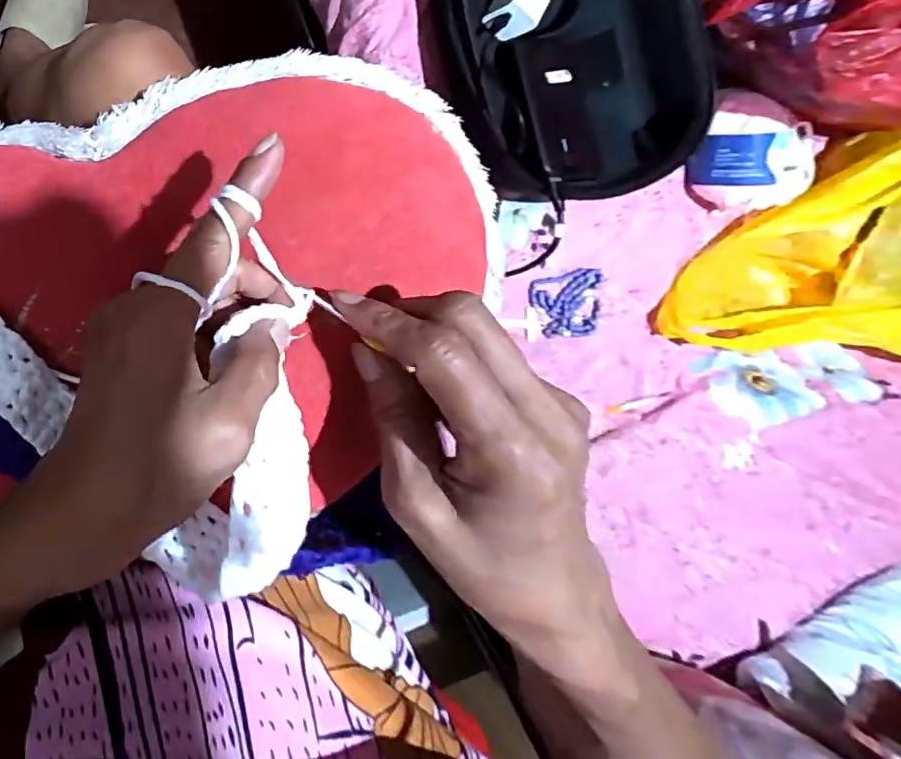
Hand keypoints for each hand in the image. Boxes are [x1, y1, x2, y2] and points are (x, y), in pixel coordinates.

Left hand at [0, 135, 290, 595]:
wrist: (82, 510)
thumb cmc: (157, 469)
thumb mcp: (229, 422)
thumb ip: (256, 360)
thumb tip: (264, 325)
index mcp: (161, 312)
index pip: (212, 237)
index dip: (246, 191)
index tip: (269, 144)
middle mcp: (135, 302)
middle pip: (204, 266)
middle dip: (251, 279)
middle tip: (286, 319)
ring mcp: (119, 322)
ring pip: (187, 290)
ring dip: (229, 305)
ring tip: (262, 343)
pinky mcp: (115, 344)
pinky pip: (169, 313)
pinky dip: (204, 323)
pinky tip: (226, 356)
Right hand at [338, 291, 627, 679]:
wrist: (558, 595)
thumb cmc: (477, 563)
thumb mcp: (413, 504)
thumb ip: (392, 419)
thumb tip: (366, 350)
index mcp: (511, 450)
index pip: (444, 355)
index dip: (387, 321)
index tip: (340, 304)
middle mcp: (547, 411)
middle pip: (470, 318)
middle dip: (407, 310)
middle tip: (365, 328)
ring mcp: (559, 400)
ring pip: (483, 324)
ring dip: (426, 322)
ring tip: (390, 348)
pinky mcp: (558, 397)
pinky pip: (493, 346)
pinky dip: (449, 343)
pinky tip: (428, 376)